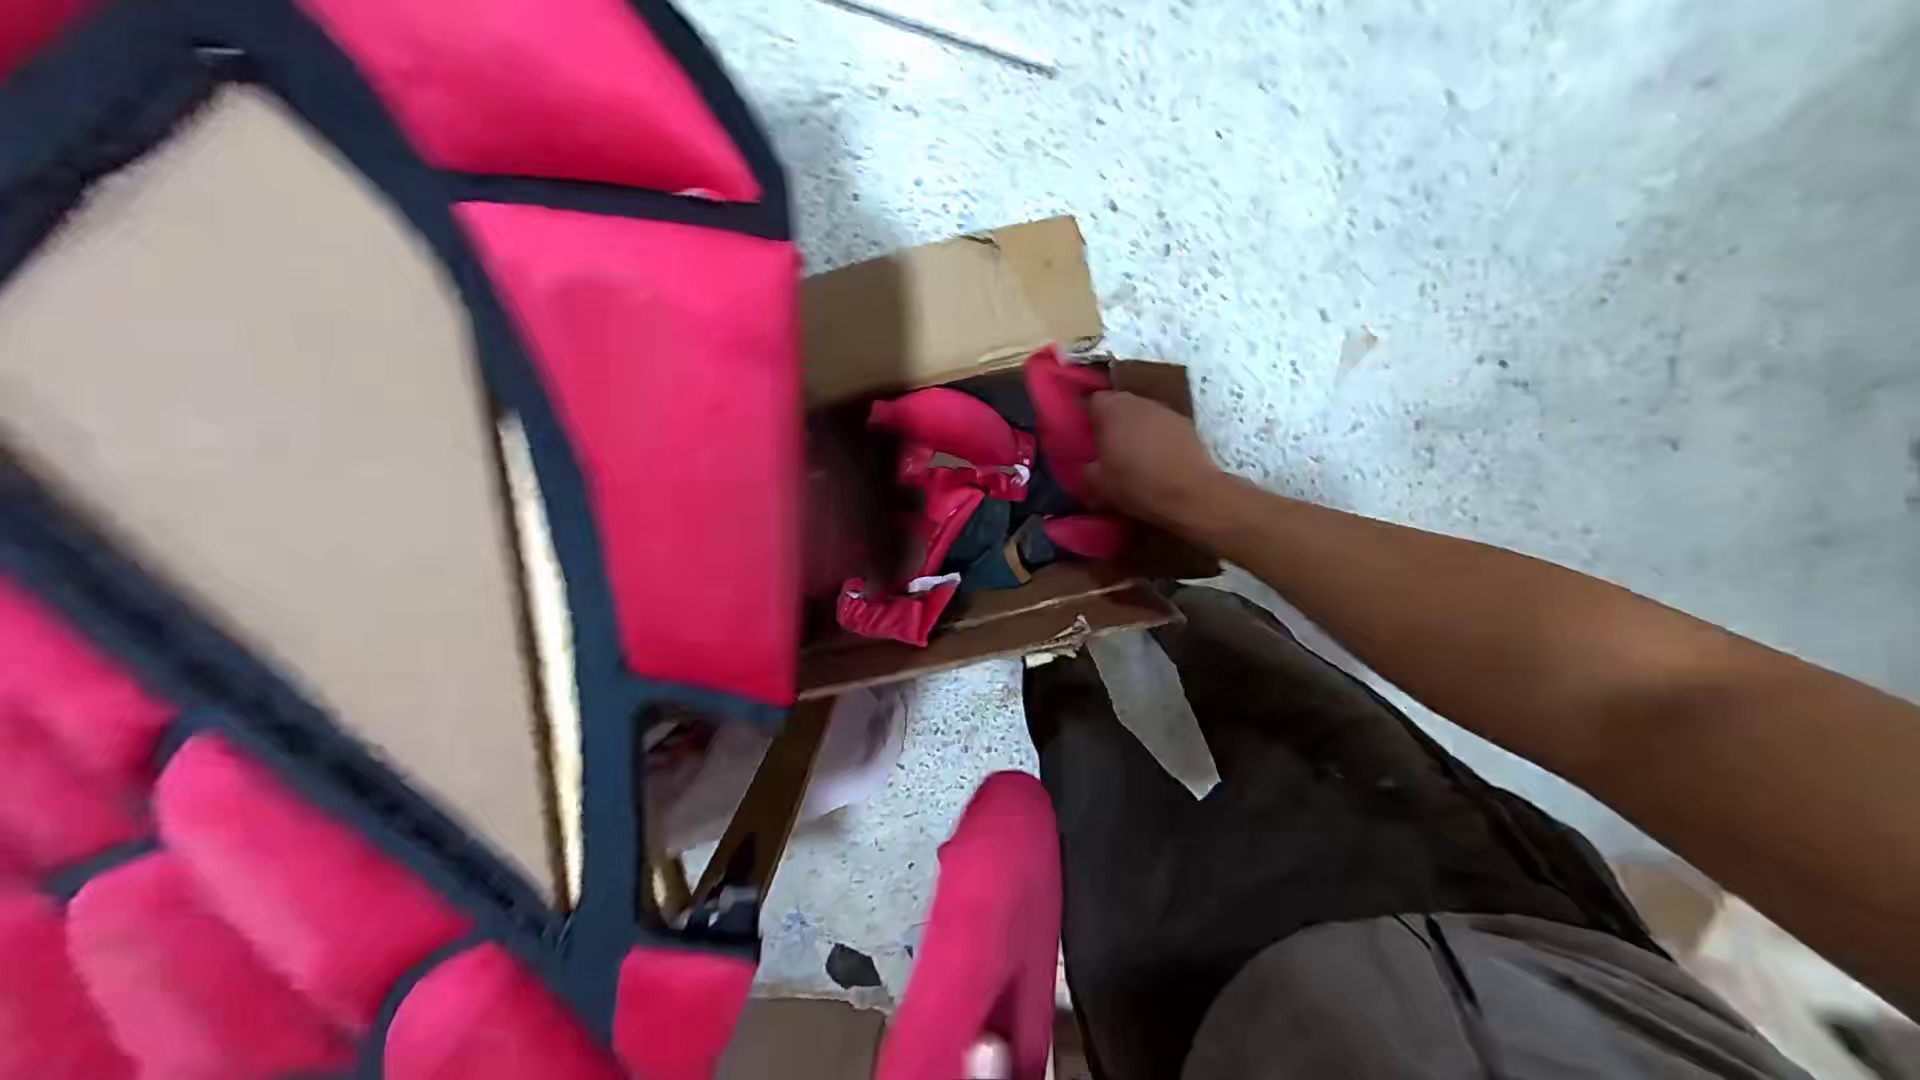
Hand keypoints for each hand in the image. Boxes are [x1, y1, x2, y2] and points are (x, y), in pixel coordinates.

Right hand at [1085, 391, 1231, 530]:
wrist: (1190, 494)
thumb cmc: (1136, 485)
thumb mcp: (1097, 485)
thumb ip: (1087, 469)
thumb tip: (1091, 466)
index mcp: (1112, 410)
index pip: (1092, 400)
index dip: (1088, 417)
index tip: (1087, 437)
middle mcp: (1139, 402)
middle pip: (1119, 403)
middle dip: (1112, 420)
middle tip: (1108, 446)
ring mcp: (1166, 410)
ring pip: (1143, 413)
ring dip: (1136, 428)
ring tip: (1134, 453)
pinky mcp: (1187, 425)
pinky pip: (1162, 426)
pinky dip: (1157, 437)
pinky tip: (1158, 459)